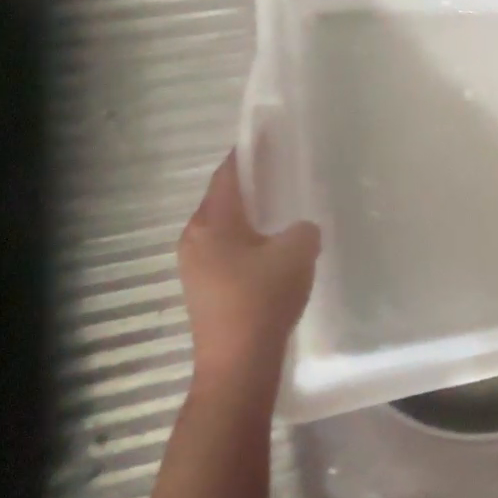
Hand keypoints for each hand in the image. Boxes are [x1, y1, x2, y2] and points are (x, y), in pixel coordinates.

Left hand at [177, 153, 320, 387]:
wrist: (239, 364)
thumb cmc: (263, 298)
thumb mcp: (297, 251)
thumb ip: (302, 229)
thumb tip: (298, 231)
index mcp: (212, 222)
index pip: (228, 174)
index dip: (248, 151)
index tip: (268, 134)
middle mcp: (194, 239)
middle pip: (223, 199)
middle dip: (251, 184)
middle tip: (283, 171)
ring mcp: (194, 266)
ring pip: (225, 227)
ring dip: (250, 215)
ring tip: (282, 209)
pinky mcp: (204, 289)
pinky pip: (227, 250)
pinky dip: (248, 240)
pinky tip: (273, 249)